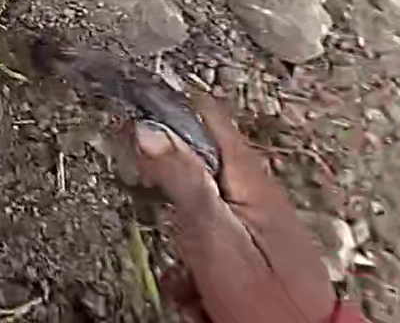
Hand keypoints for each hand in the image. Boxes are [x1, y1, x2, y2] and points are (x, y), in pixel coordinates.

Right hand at [132, 91, 337, 322]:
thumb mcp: (214, 233)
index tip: (130, 97)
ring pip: (192, 193)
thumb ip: (182, 179)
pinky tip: (188, 273)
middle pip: (190, 150)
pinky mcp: (244, 244)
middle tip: (141, 180)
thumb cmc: (269, 301)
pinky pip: (202, 227)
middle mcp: (249, 185)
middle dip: (162, 168)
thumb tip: (146, 130)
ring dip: (173, 216)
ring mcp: (248, 214)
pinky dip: (187, 245)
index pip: (198, 108)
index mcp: (245, 170)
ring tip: (176, 253)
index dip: (162, 99)